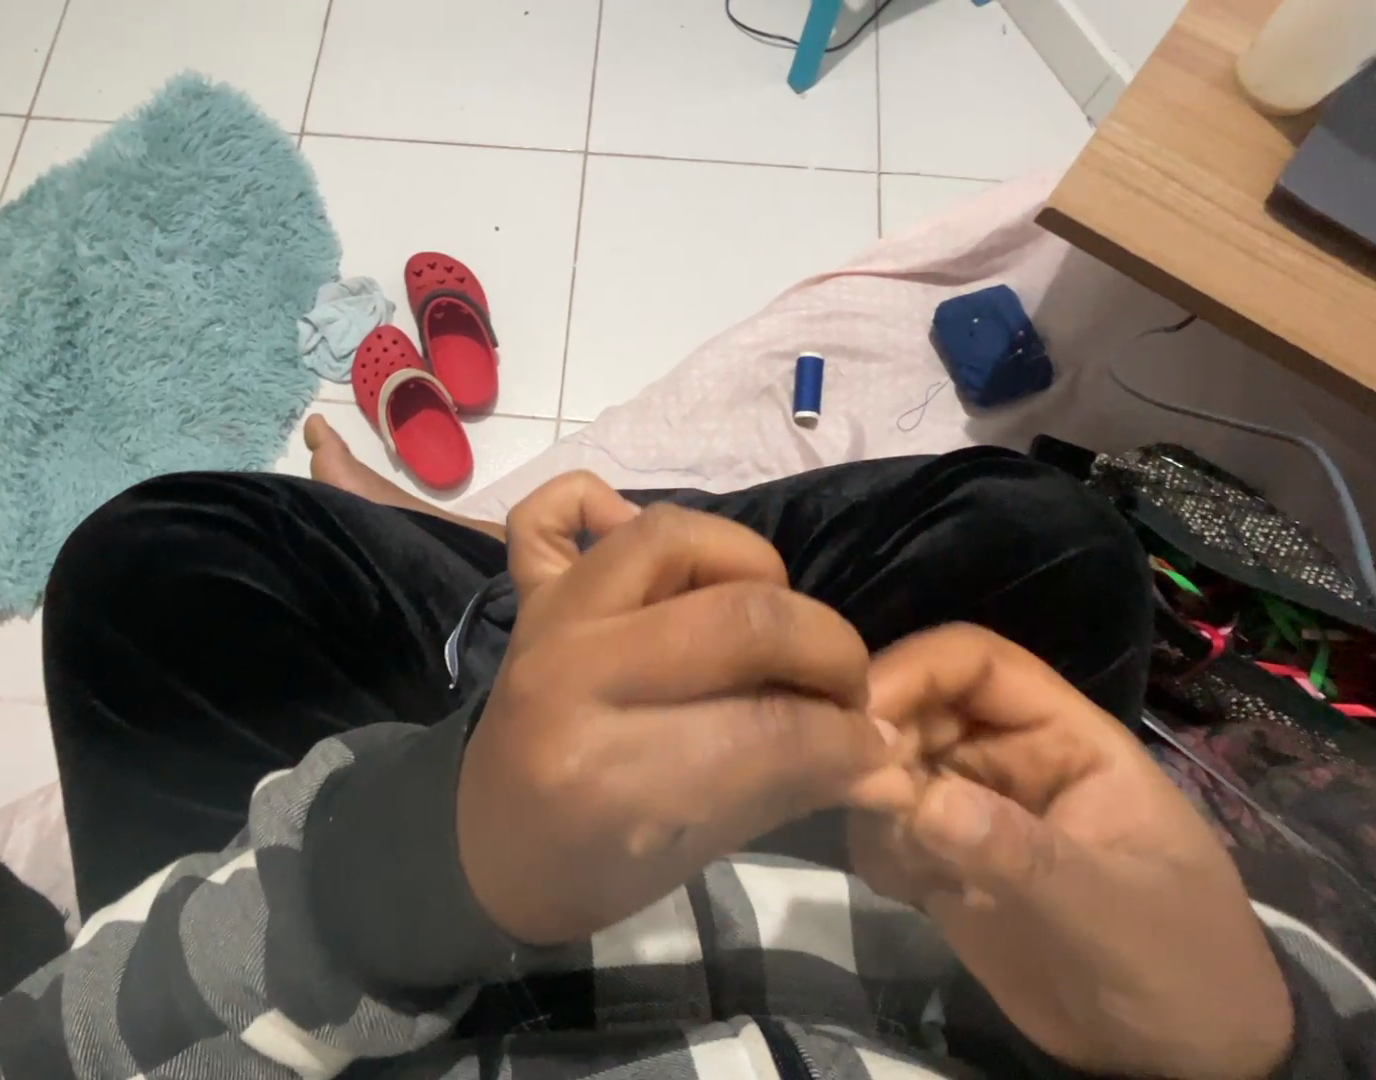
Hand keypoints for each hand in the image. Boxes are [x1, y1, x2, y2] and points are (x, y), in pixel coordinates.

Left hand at [458, 472, 900, 945]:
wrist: (489, 845)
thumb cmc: (593, 866)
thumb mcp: (700, 849)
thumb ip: (793, 784)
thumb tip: (885, 750)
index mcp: (605, 773)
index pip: (767, 730)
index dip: (845, 736)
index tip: (874, 741)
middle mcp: (570, 676)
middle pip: (734, 619)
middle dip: (823, 647)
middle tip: (839, 684)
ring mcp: (544, 622)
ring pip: (667, 536)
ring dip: (745, 563)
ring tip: (765, 612)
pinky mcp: (528, 596)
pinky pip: (547, 514)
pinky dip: (596, 501)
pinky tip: (633, 532)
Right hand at [846, 625, 1293, 1079]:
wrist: (1171, 1060)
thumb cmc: (1181, 968)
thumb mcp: (1117, 911)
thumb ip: (1023, 855)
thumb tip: (927, 803)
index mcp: (1061, 736)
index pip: (976, 662)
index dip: (917, 668)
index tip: (864, 710)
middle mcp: (1002, 756)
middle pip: (914, 704)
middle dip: (880, 739)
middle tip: (861, 792)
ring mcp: (965, 805)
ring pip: (886, 763)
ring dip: (872, 800)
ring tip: (904, 863)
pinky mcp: (937, 854)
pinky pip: (880, 825)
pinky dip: (876, 848)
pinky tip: (907, 892)